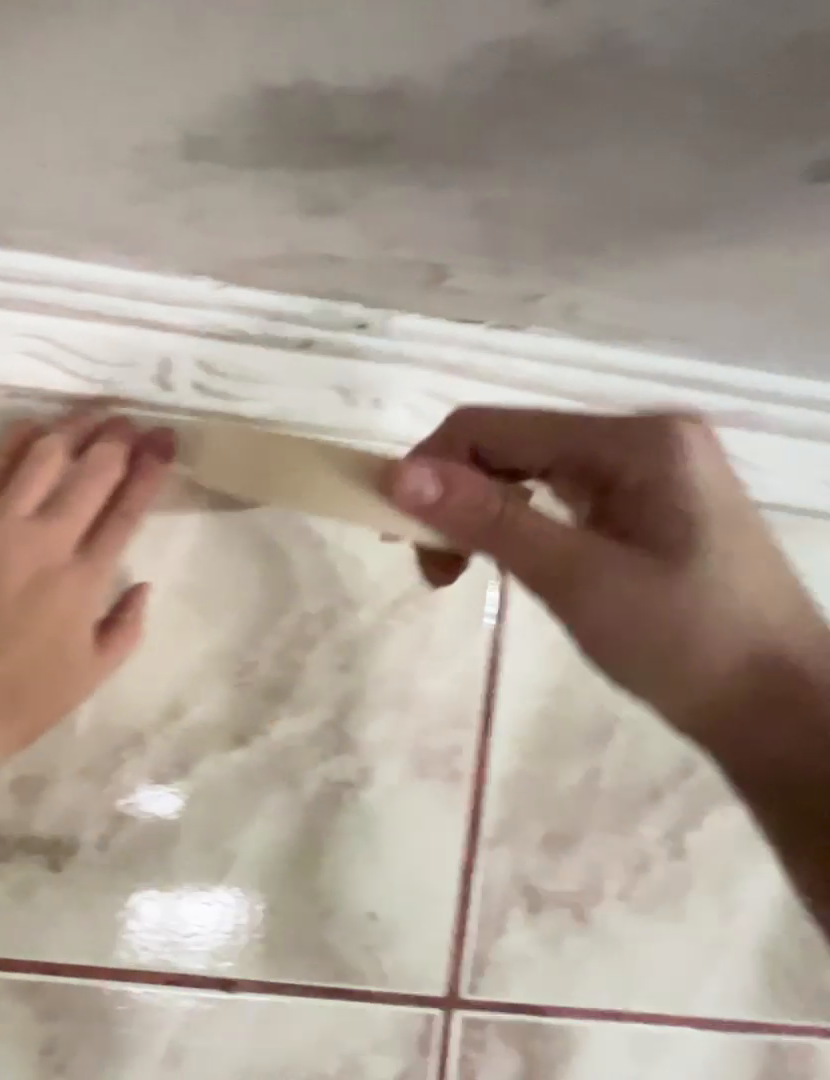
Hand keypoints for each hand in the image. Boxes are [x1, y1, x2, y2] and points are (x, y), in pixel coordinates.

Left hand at [0, 406, 177, 766]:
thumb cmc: (18, 700)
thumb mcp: (90, 675)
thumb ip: (126, 626)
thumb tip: (143, 583)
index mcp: (85, 580)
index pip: (126, 507)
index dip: (150, 468)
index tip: (165, 439)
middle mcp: (46, 541)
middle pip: (90, 470)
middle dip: (118, 437)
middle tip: (131, 418)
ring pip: (42, 456)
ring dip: (71, 427)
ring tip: (90, 413)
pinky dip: (14, 441)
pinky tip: (32, 426)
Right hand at [385, 407, 829, 741]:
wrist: (782, 707)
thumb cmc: (686, 641)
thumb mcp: (575, 578)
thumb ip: (486, 519)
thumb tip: (394, 476)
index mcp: (633, 442)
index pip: (489, 429)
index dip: (428, 472)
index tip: (400, 537)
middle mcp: (634, 439)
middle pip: (498, 446)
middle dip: (446, 500)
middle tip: (429, 565)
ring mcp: (637, 469)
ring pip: (511, 472)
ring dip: (466, 516)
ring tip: (451, 572)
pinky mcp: (632, 502)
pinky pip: (539, 495)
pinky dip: (499, 526)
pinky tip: (491, 560)